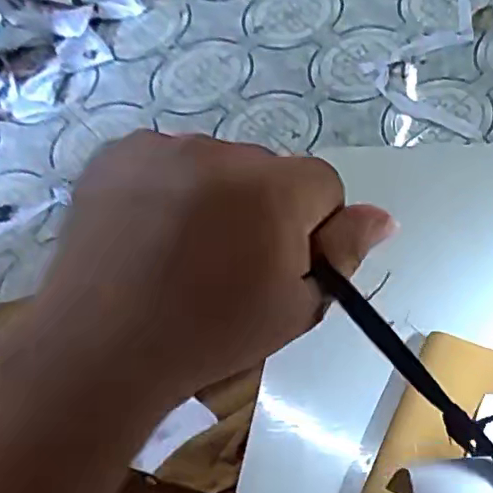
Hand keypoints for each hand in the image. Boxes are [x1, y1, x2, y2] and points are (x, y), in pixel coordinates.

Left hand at [7, 133, 394, 422]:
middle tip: (240, 270)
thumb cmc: (217, 336)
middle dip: (270, 211)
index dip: (317, 228)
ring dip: (224, 200)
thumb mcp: (298, 308)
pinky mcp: (117, 154)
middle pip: (272, 171)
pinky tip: (158, 238)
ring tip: (194, 258)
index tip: (288, 269)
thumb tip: (385, 218)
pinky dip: (176, 192)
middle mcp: (220, 152)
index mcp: (273, 192)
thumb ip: (343, 255)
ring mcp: (162, 147)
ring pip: (221, 166)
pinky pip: (171, 163)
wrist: (107, 346)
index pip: (325, 183)